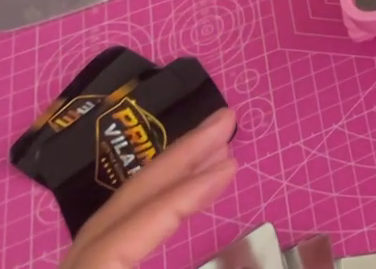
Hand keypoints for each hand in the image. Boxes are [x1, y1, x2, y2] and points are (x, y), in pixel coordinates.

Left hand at [59, 108, 237, 268]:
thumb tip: (262, 264)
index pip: (117, 237)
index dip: (178, 199)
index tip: (231, 166)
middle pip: (115, 211)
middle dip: (175, 163)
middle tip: (225, 121)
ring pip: (114, 221)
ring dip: (169, 180)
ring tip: (217, 148)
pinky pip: (115, 238)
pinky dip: (154, 210)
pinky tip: (185, 195)